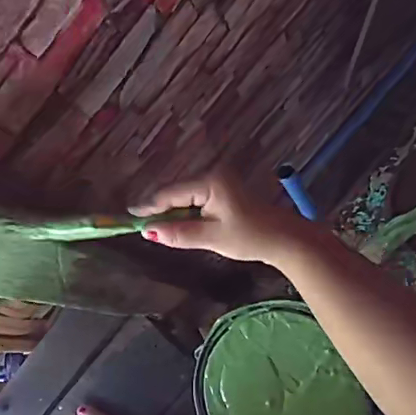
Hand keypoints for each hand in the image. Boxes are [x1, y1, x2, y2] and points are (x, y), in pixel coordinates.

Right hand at [130, 169, 311, 262]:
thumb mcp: (212, 238)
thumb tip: (149, 232)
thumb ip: (179, 234)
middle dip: (160, 210)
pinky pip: (196, 199)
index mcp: (210, 181)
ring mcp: (219, 181)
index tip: (130, 216)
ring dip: (172, 212)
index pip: (171, 194)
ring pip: (185, 197)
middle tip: (141, 225)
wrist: (285, 239)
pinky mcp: (223, 190)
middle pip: (176, 193)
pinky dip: (185, 212)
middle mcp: (213, 175)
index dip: (150, 207)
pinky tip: (178, 224)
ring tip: (155, 227)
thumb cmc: (251, 237)